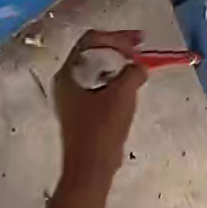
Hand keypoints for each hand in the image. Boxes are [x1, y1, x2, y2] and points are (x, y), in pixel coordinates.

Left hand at [52, 30, 147, 193]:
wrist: (89, 170)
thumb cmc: (102, 130)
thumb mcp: (122, 95)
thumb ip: (133, 73)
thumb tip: (139, 67)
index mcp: (69, 72)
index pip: (92, 40)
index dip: (117, 37)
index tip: (139, 42)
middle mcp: (66, 80)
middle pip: (92, 52)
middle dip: (117, 49)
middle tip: (139, 51)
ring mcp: (70, 96)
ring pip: (95, 69)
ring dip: (116, 65)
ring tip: (136, 68)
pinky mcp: (79, 110)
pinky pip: (96, 84)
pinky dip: (112, 80)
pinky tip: (127, 87)